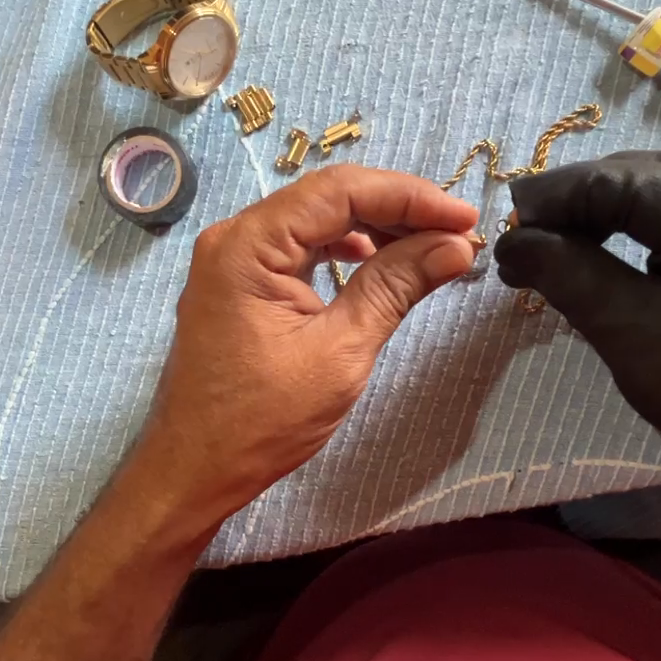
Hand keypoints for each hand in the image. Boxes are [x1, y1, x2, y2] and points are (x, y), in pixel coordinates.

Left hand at [132, 165, 479, 527]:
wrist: (196, 469)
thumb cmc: (262, 420)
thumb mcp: (340, 352)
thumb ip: (395, 287)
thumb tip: (455, 246)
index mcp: (248, 244)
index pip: (340, 191)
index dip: (409, 196)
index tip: (464, 217)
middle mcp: (234, 238)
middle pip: (326, 199)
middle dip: (395, 211)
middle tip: (455, 235)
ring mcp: (232, 260)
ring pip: (314, 222)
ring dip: (373, 230)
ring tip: (428, 249)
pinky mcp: (238, 284)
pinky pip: (297, 249)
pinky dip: (341, 251)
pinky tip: (375, 263)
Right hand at [493, 150, 660, 530]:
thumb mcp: (637, 341)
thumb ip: (575, 279)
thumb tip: (513, 241)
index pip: (639, 185)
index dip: (565, 195)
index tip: (510, 224)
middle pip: (646, 174)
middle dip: (576, 200)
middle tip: (521, 238)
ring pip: (655, 183)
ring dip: (593, 209)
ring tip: (546, 242)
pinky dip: (620, 220)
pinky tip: (589, 241)